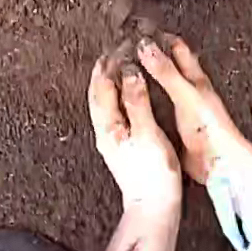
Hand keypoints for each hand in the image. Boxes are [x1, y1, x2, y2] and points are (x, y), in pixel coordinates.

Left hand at [89, 53, 182, 216]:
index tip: (122, 43)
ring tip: (121, 64)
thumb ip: (137, 101)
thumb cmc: (153, 174)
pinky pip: (114, 110)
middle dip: (105, 69)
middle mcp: (105, 130)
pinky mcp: (121, 145)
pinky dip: (119, 94)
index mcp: (108, 125)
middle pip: (98, 92)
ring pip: (104, 101)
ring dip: (110, 81)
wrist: (153, 207)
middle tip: (117, 49)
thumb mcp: (147, 133)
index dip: (111, 62)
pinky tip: (129, 93)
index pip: (102, 84)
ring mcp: (111, 138)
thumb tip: (130, 72)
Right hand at [135, 34, 251, 183]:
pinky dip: (148, 102)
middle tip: (131, 47)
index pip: (178, 48)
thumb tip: (146, 46)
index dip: (161, 36)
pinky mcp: (178, 126)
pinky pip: (160, 108)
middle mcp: (191, 91)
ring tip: (129, 72)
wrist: (220, 162)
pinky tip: (137, 105)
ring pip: (165, 86)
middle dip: (153, 54)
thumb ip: (167, 71)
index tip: (141, 29)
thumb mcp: (185, 94)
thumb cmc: (209, 128)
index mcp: (196, 79)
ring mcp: (185, 108)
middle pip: (171, 65)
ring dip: (150, 78)